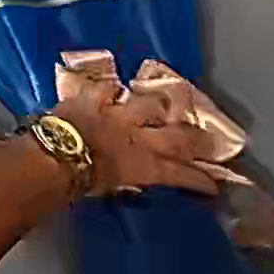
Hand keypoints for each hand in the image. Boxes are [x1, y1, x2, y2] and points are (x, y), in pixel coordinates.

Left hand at [52, 66, 219, 197]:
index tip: (214, 184)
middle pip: (178, 136)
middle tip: (207, 137)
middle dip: (197, 138)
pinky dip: (110, 88)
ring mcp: (117, 113)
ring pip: (149, 102)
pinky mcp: (94, 97)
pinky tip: (113, 88)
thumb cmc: (82, 179)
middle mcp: (139, 137)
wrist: (59, 154)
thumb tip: (132, 175)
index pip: (182, 175)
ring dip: (157, 103)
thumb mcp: (113, 186)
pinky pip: (106, 87)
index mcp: (146, 166)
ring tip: (162, 102)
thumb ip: (128, 177)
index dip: (201, 180)